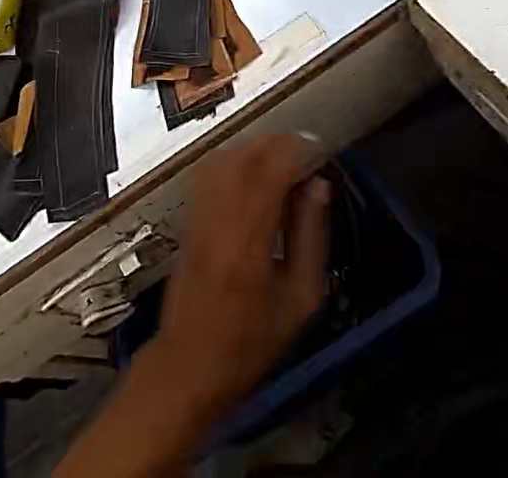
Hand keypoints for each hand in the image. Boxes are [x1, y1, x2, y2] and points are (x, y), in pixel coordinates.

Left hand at [148, 135, 331, 415]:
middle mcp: (219, 217)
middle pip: (245, 155)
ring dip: (255, 148)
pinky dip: (233, 159)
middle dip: (279, 144)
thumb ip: (312, 236)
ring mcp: (197, 214)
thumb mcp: (301, 298)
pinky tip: (253, 173)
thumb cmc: (253, 340)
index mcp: (250, 239)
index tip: (321, 151)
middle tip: (307, 153)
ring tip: (283, 159)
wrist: (190, 363)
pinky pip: (208, 171)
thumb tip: (320, 186)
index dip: (297, 150)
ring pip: (223, 157)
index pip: (271, 170)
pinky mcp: (187, 217)